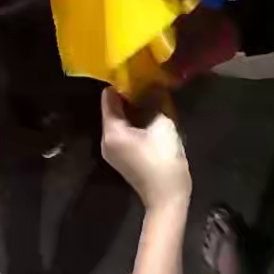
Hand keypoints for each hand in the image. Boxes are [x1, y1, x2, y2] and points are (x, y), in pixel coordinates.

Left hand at [99, 89, 189, 211]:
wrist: (167, 198)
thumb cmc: (163, 160)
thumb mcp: (163, 125)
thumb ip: (156, 102)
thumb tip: (155, 86)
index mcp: (111, 131)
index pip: (108, 97)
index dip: (122, 83)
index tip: (138, 74)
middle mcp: (106, 140)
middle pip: (113, 109)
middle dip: (130, 96)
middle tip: (150, 85)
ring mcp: (113, 152)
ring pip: (120, 122)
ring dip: (135, 110)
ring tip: (154, 99)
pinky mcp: (123, 159)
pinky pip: (125, 134)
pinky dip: (136, 124)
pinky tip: (153, 119)